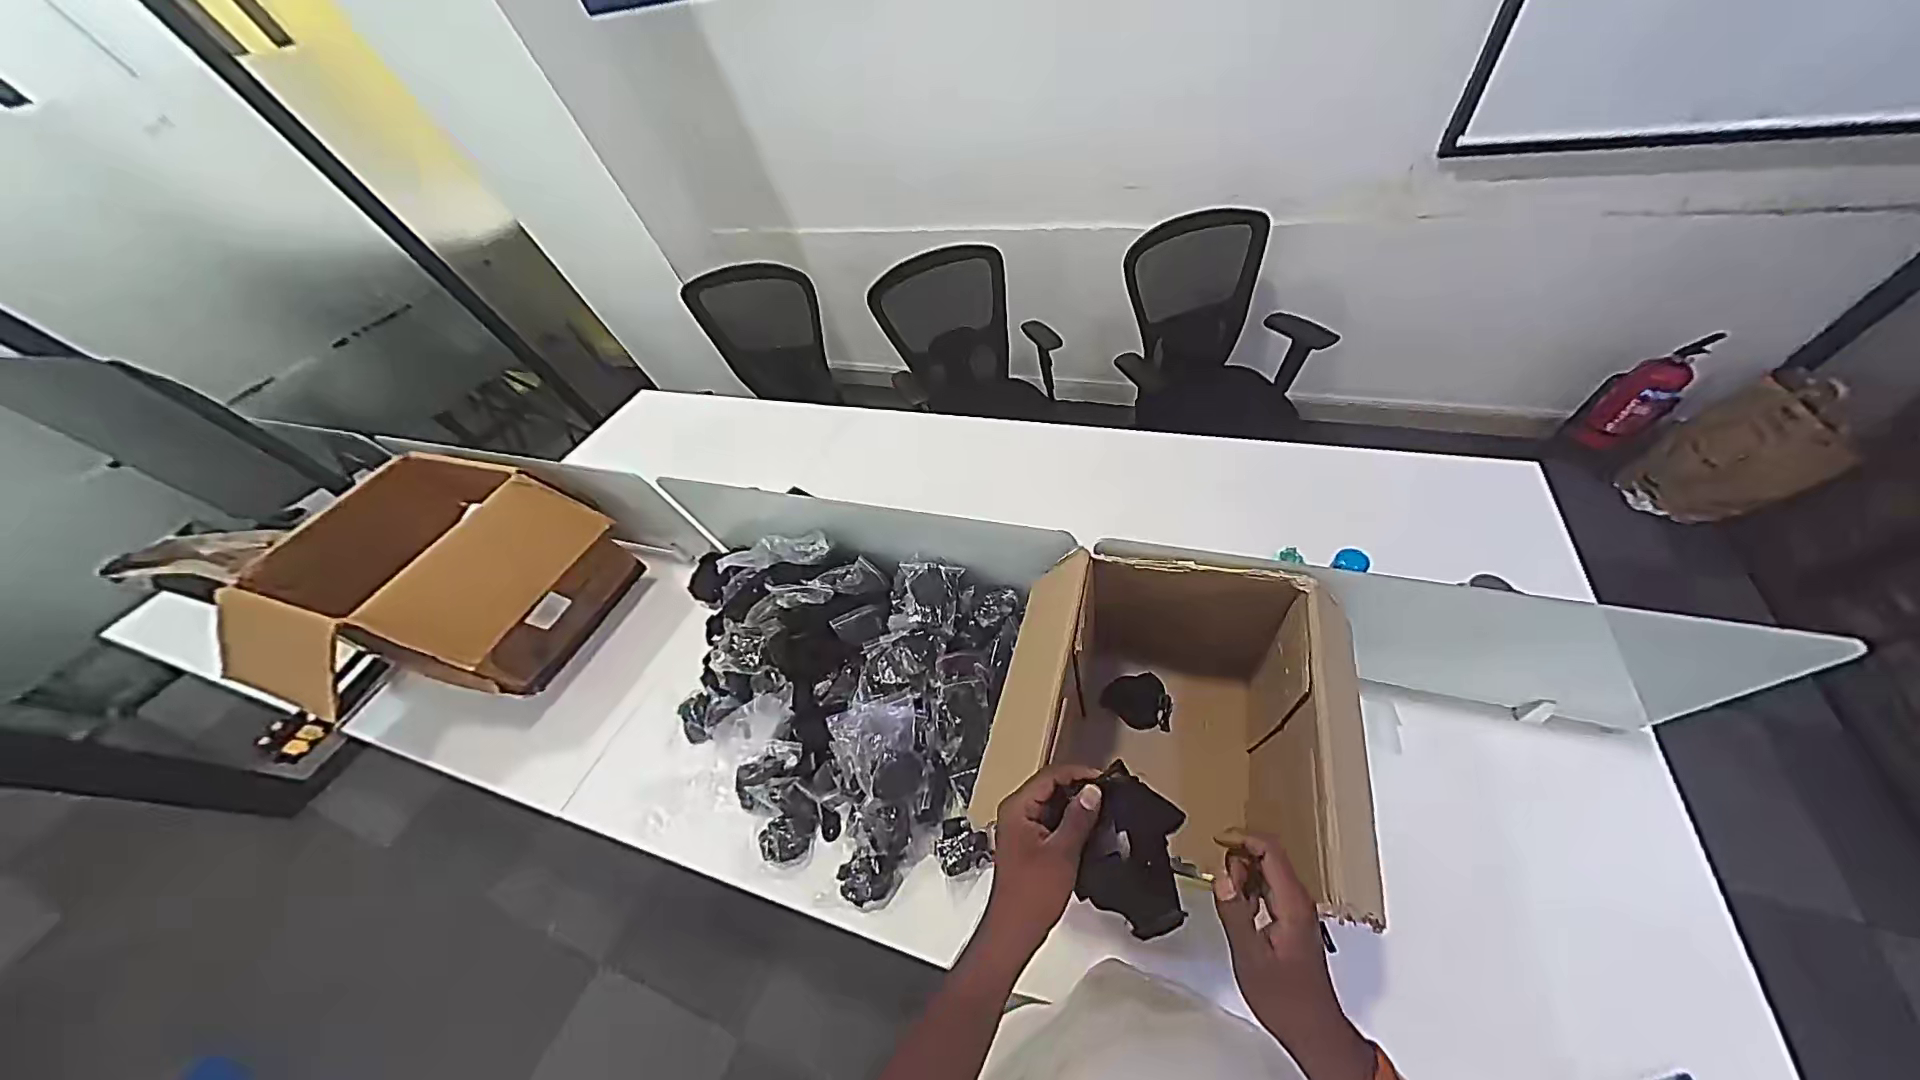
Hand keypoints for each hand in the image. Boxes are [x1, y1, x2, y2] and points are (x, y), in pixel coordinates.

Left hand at [980, 764, 1103, 958]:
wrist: (1015, 929)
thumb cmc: (1030, 894)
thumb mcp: (1062, 851)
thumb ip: (1078, 818)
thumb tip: (1092, 791)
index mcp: (1017, 808)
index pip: (1049, 776)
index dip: (1077, 774)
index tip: (1102, 779)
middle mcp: (1016, 813)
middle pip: (1050, 788)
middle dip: (1078, 789)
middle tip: (1106, 794)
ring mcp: (1022, 828)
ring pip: (1052, 805)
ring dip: (1075, 807)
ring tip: (1102, 810)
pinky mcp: (1029, 843)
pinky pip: (1052, 822)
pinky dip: (1070, 823)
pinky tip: (1089, 830)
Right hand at [1214, 830, 1375, 1079]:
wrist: (1313, 1030)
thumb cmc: (1286, 1000)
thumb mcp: (1249, 956)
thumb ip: (1234, 912)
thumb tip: (1222, 878)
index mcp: (1292, 903)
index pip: (1270, 849)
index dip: (1242, 838)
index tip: (1218, 840)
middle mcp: (1299, 901)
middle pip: (1268, 855)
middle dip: (1239, 861)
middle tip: (1225, 887)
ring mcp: (1297, 909)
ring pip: (1268, 870)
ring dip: (1244, 876)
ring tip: (1233, 904)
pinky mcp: (1293, 918)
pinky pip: (1269, 887)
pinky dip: (1250, 889)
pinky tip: (1242, 912)